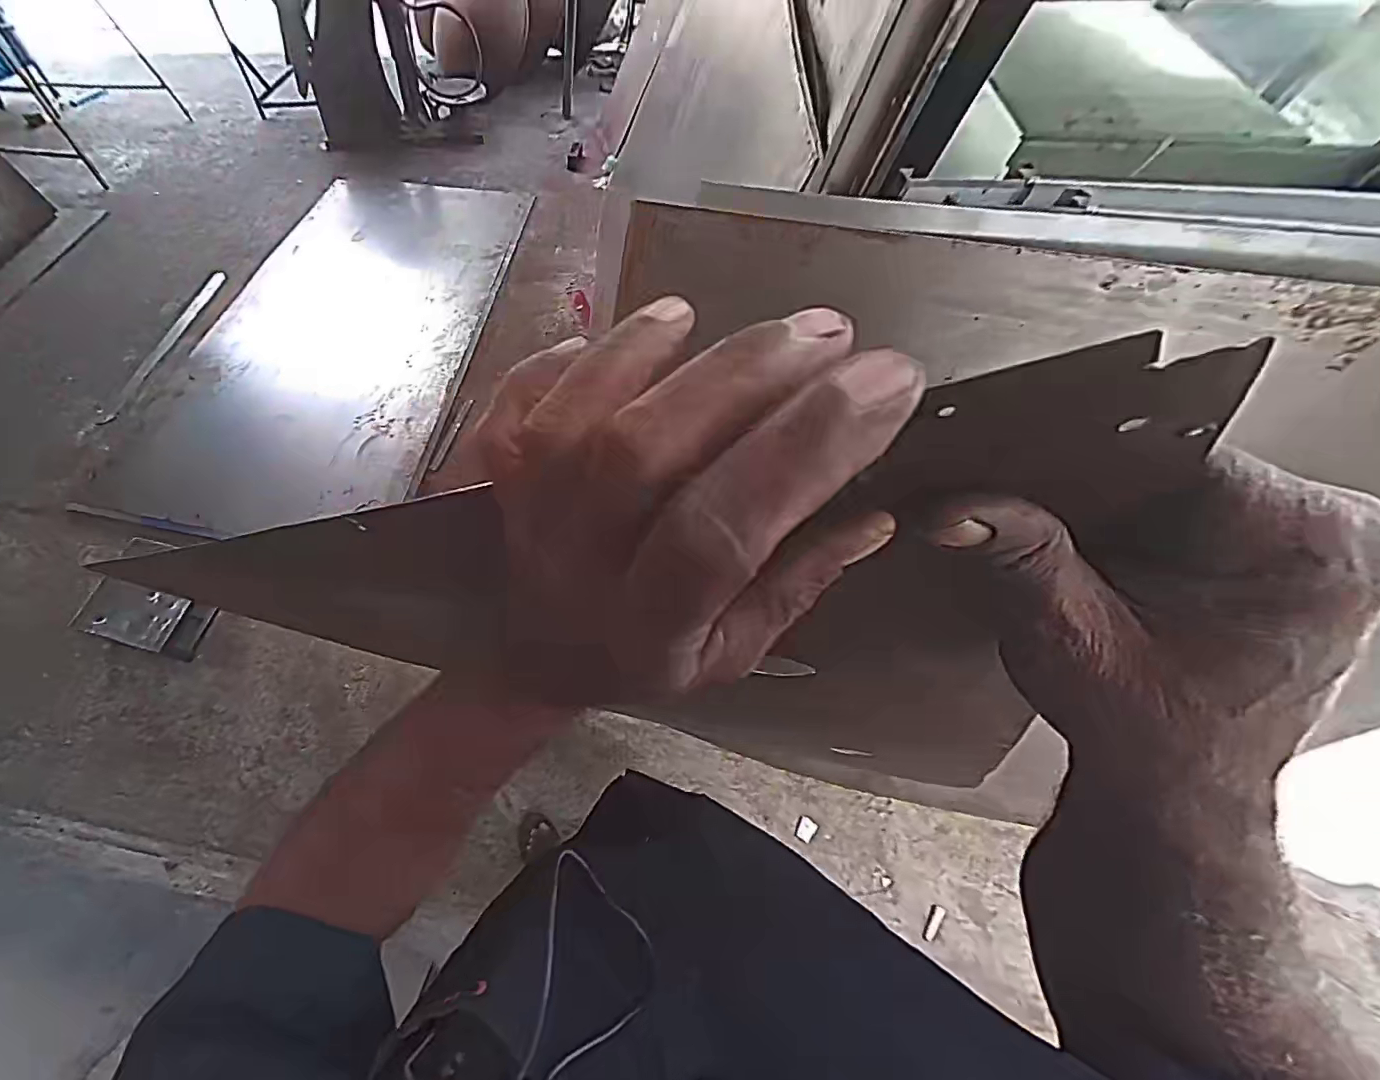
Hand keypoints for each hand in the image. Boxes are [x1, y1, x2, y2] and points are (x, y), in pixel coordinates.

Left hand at [472, 297, 925, 704]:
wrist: (526, 657)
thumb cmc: (636, 660)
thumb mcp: (725, 655)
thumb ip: (793, 588)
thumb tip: (874, 513)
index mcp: (646, 626)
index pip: (723, 529)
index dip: (806, 449)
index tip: (888, 386)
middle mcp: (576, 561)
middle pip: (649, 452)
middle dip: (750, 378)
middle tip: (830, 334)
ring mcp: (523, 506)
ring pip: (588, 413)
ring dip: (683, 352)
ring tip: (765, 327)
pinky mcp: (491, 464)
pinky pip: (530, 390)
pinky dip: (599, 349)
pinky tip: (664, 324)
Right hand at [917, 448, 1379, 792]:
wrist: (1174, 792)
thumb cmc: (1138, 730)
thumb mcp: (1064, 636)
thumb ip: (1018, 556)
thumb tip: (949, 507)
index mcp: (1309, 543)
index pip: (1174, 451)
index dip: (1080, 456)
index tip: (1013, 459)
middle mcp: (1341, 532)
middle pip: (1178, 460)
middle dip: (1090, 482)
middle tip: (1020, 494)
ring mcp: (1324, 543)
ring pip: (1179, 478)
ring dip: (1107, 500)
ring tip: (1053, 524)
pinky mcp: (1291, 556)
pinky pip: (1193, 504)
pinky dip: (1129, 519)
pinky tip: (1087, 542)